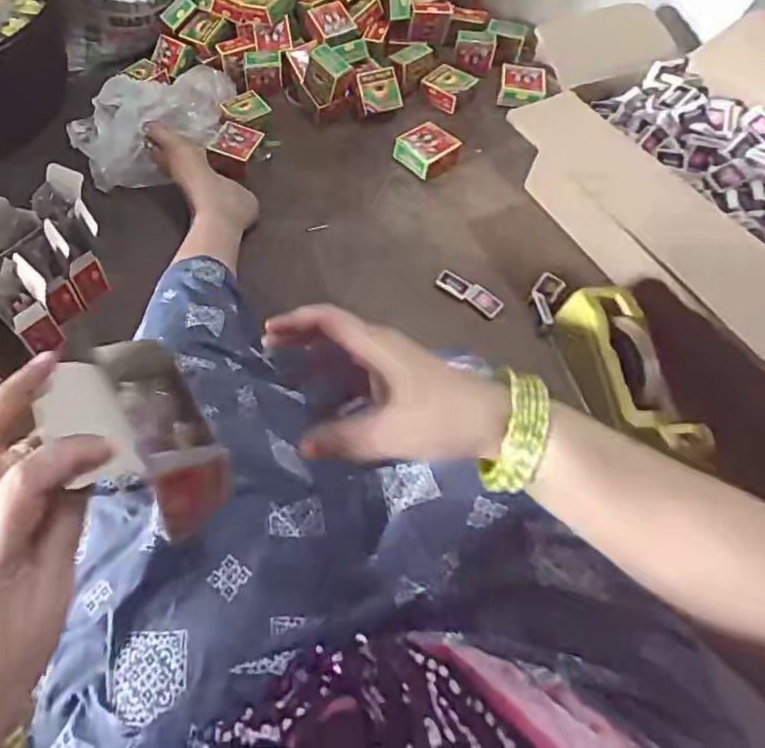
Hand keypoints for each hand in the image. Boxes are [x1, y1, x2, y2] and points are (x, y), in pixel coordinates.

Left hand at [0, 352, 111, 747]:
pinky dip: (12, 447)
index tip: (109, 446)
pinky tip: (40, 444)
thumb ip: (66, 527)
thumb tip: (85, 475)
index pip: (25, 476)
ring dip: (10, 414)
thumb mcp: (51, 597)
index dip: (70, 452)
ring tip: (49, 391)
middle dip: (11, 394)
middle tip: (50, 364)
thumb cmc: (5, 661)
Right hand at [263, 305, 510, 464]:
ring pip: (344, 350)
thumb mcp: (388, 433)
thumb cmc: (441, 418)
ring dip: (315, 356)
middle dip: (299, 336)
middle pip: (332, 330)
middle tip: (268, 350)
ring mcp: (392, 360)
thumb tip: (302, 445)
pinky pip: (357, 368)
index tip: (269, 332)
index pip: (328, 319)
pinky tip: (323, 399)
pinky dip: (334, 375)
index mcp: (376, 345)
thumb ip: (343, 439)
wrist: (495, 422)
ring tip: (287, 372)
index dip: (296, 321)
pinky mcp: (400, 377)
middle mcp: (381, 344)